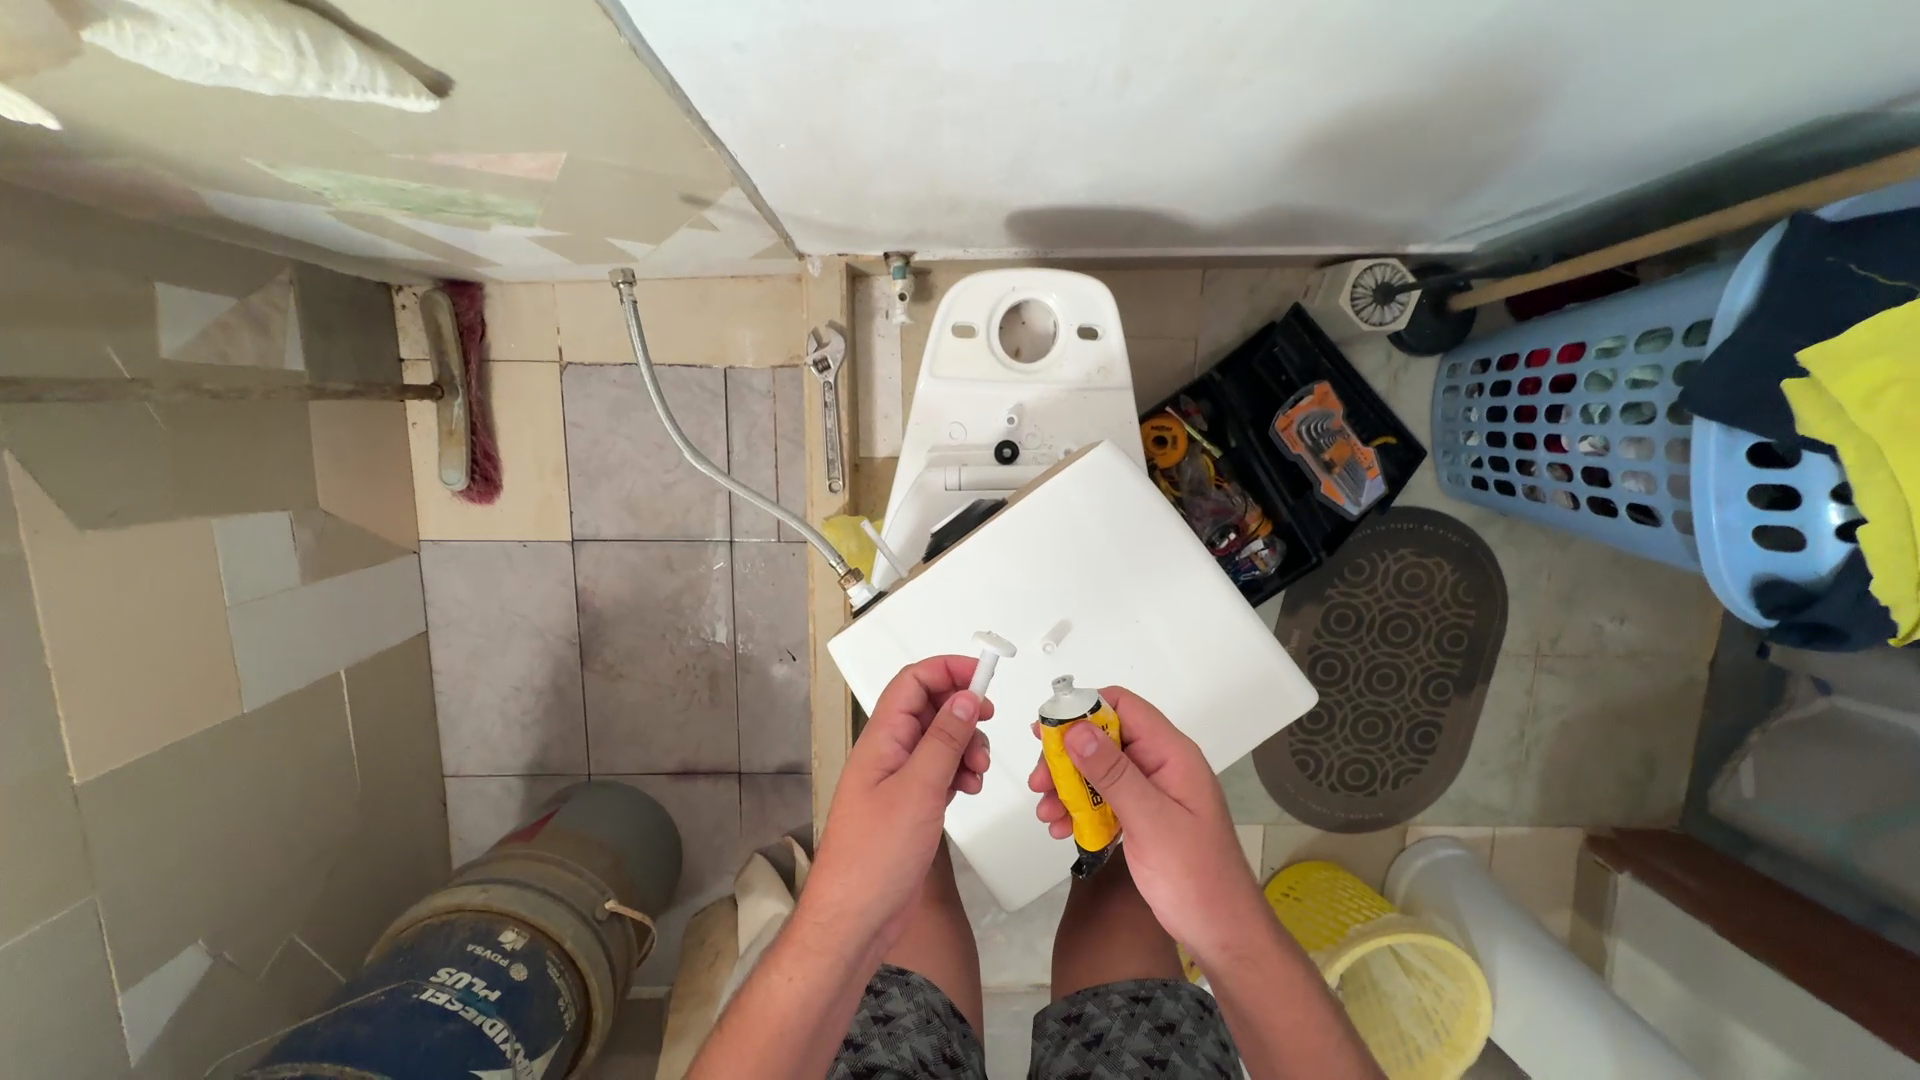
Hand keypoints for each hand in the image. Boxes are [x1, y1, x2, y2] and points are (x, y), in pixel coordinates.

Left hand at [805, 655, 993, 951]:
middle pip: (929, 708)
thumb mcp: (919, 789)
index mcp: (881, 739)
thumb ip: (944, 739)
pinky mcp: (910, 804)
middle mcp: (889, 753)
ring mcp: (899, 779)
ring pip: (938, 741)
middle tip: (987, 723)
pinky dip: (959, 772)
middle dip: (963, 712)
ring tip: (977, 771)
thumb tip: (965, 697)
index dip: (948, 670)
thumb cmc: (875, 856)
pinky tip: (968, 788)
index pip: (913, 682)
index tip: (984, 676)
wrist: (855, 918)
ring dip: (965, 746)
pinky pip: (939, 771)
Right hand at [1028, 686, 1261, 958]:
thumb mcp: (1151, 821)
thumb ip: (1113, 773)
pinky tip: (1062, 829)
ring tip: (1046, 813)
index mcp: (1172, 754)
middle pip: (1104, 738)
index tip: (1047, 732)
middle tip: (1039, 782)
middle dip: (1067, 757)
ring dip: (1068, 786)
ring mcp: (1152, 791)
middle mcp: (1161, 764)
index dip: (1083, 711)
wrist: (1223, 933)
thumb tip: (1076, 729)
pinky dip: (1080, 809)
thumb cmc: (1195, 876)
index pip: (1123, 707)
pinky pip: (1104, 799)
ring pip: (1099, 770)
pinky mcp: (1143, 816)